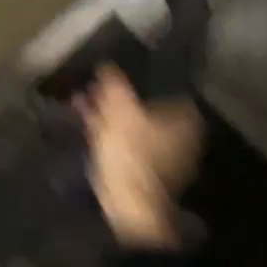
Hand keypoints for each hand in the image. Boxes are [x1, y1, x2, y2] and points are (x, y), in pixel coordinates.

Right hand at [76, 64, 204, 248]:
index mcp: (183, 121)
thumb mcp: (119, 111)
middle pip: (149, 106)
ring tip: (84, 96)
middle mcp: (178, 136)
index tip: (126, 67)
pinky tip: (84, 116)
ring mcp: (161, 153)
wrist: (129, 203)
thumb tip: (109, 63)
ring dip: (109, 109)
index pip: (170, 89)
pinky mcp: (141, 166)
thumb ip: (115, 86)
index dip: (147, 76)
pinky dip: (106, 126)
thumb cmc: (132, 152)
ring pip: (133, 121)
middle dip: (122, 94)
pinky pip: (123, 137)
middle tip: (99, 81)